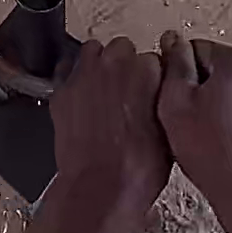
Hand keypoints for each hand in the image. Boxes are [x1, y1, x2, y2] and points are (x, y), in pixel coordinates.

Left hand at [46, 37, 171, 232]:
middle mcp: (116, 64)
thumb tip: (158, 94)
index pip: (153, 59)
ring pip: (93, 51)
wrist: (101, 185)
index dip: (151, 77)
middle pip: (122, 48)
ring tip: (102, 87)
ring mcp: (85, 73)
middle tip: (125, 90)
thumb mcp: (169, 130)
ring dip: (99, 63)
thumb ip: (163, 99)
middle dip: (125, 64)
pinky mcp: (62, 87)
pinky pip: (67, 68)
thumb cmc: (140, 166)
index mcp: (148, 71)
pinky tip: (81, 94)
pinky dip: (74, 76)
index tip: (148, 90)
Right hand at [156, 33, 231, 226]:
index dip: (174, 73)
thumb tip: (171, 37)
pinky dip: (221, 118)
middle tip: (179, 117)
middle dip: (191, 87)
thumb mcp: (175, 99)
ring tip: (194, 132)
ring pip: (221, 88)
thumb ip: (173, 63)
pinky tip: (212, 142)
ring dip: (204, 104)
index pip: (191, 48)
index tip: (169, 100)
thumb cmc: (208, 146)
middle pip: (209, 67)